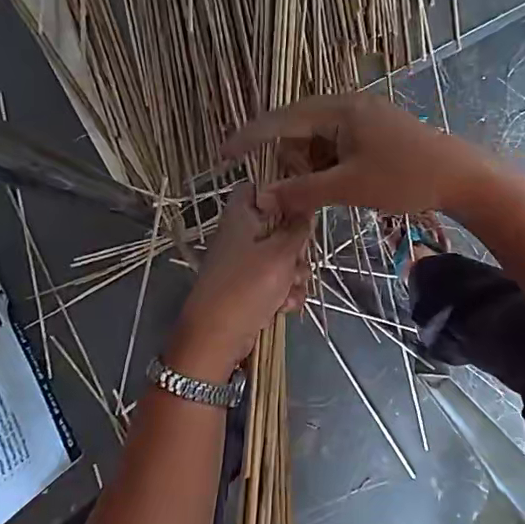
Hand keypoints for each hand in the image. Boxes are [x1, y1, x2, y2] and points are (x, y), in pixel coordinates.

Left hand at [167, 187, 309, 381]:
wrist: (218, 335)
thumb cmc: (247, 286)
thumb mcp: (280, 252)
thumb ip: (298, 228)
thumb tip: (307, 208)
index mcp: (241, 215)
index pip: (261, 188)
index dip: (283, 195)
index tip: (303, 209)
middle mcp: (243, 235)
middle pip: (282, 227)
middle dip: (297, 248)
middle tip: (294, 261)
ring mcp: (247, 263)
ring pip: (286, 258)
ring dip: (295, 276)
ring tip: (287, 290)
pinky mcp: (252, 288)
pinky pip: (280, 282)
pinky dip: (285, 294)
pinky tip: (284, 306)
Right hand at [222, 92, 504, 220]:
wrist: (462, 178)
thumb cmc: (405, 178)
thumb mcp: (348, 188)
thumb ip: (300, 192)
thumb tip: (259, 197)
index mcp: (339, 108)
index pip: (281, 120)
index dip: (249, 138)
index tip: (222, 154)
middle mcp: (348, 105)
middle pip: (299, 132)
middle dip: (293, 164)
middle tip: (305, 194)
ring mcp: (363, 118)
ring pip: (318, 143)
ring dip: (313, 170)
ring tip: (333, 194)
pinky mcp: (374, 133)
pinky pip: (337, 148)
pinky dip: (330, 169)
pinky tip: (344, 188)